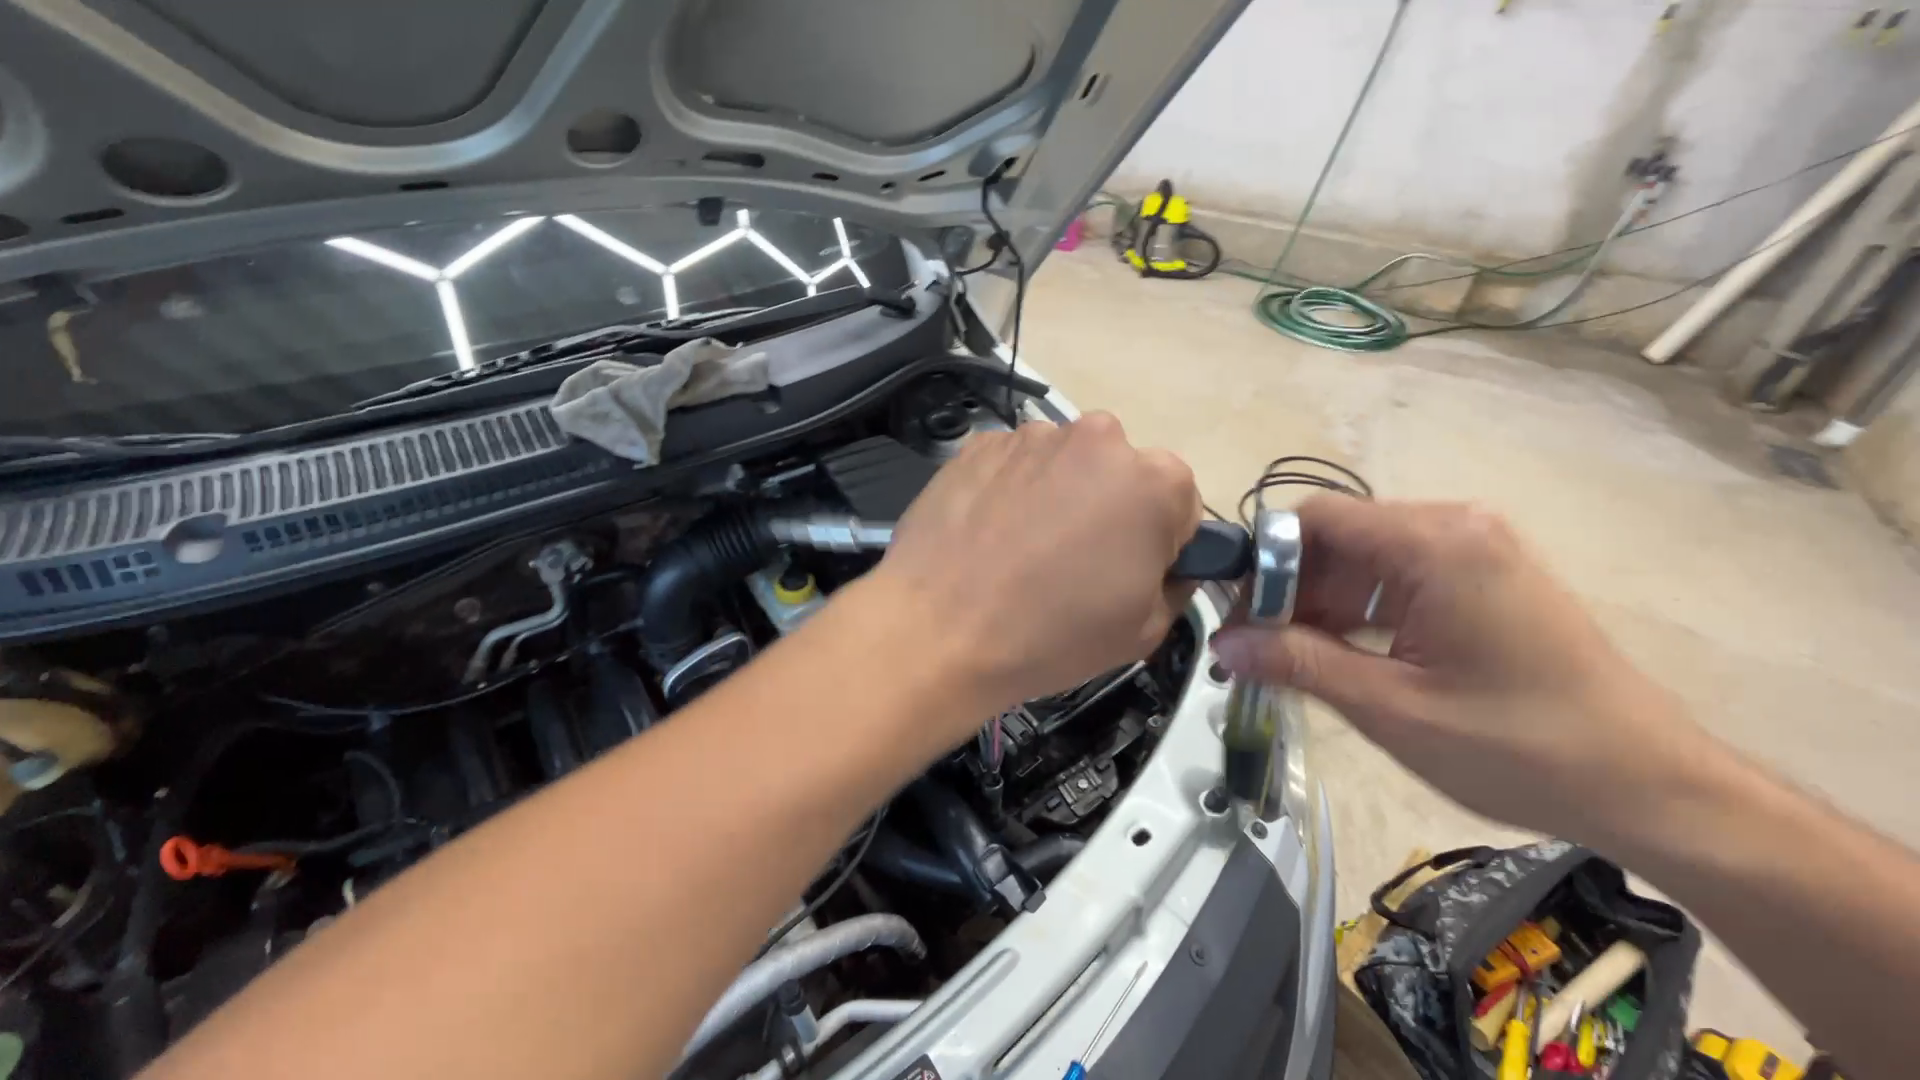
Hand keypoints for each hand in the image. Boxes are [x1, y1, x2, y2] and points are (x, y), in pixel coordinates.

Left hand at [867, 412, 1200, 739]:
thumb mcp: (1144, 631)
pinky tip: (989, 537)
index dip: (1159, 542)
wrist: (938, 630)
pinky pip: (1013, 465)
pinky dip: (1009, 491)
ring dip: (1057, 495)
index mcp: (1155, 480)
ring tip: (1022, 552)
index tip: (1128, 573)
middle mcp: (1099, 438)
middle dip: (1108, 508)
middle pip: (1121, 473)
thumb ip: (1176, 584)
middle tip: (1074, 564)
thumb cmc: (1051, 635)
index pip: (1180, 503)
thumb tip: (1167, 564)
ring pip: (1064, 465)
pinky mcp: (979, 444)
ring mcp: (1032, 436)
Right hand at [1210, 496, 1702, 842]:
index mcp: (1437, 544)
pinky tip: (1341, 660)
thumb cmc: (1520, 748)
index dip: (1264, 564)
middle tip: (1254, 653)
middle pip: (1339, 538)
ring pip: (1366, 562)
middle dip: (1289, 592)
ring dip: (1322, 608)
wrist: (1651, 786)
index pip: (1316, 519)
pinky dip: (1362, 615)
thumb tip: (1223, 643)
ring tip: (1290, 665)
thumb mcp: (1393, 709)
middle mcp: (1457, 528)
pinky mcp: (1487, 581)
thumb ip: (1299, 664)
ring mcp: (1477, 552)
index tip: (1235, 620)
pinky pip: (1400, 580)